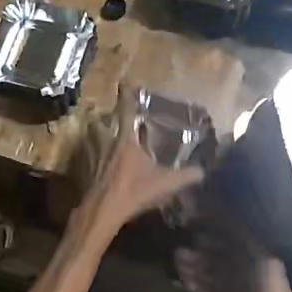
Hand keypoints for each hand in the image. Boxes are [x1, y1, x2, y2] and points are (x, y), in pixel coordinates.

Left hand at [77, 92, 204, 232]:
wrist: (103, 211)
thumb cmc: (133, 191)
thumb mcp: (164, 184)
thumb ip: (185, 176)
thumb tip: (203, 170)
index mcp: (126, 141)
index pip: (126, 111)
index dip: (126, 95)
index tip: (124, 81)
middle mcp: (108, 143)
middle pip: (106, 123)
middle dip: (110, 119)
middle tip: (118, 117)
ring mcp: (95, 156)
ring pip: (97, 139)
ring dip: (101, 137)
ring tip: (110, 140)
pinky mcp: (89, 171)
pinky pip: (95, 157)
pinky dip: (100, 157)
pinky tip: (108, 167)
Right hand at [175, 225, 291, 291]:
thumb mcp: (260, 257)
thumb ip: (242, 234)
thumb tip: (224, 211)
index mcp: (256, 255)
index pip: (230, 236)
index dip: (212, 229)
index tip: (194, 222)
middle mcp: (245, 270)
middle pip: (216, 254)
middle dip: (199, 249)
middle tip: (181, 245)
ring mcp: (234, 289)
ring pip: (209, 273)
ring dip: (194, 266)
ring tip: (177, 260)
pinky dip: (195, 286)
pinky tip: (184, 281)